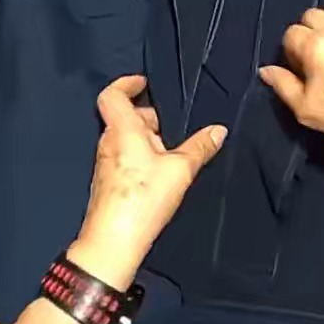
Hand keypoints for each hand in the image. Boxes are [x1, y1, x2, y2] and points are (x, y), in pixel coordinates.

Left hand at [70, 75, 227, 288]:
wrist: (114, 240)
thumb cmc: (143, 198)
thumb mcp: (180, 170)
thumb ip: (200, 147)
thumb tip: (218, 130)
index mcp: (121, 129)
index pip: (113, 94)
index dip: (126, 83)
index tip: (144, 82)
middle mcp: (108, 141)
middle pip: (125, 116)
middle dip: (149, 118)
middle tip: (173, 129)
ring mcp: (105, 162)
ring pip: (126, 138)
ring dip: (147, 139)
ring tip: (172, 155)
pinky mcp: (108, 180)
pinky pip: (124, 156)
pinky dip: (141, 156)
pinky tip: (159, 175)